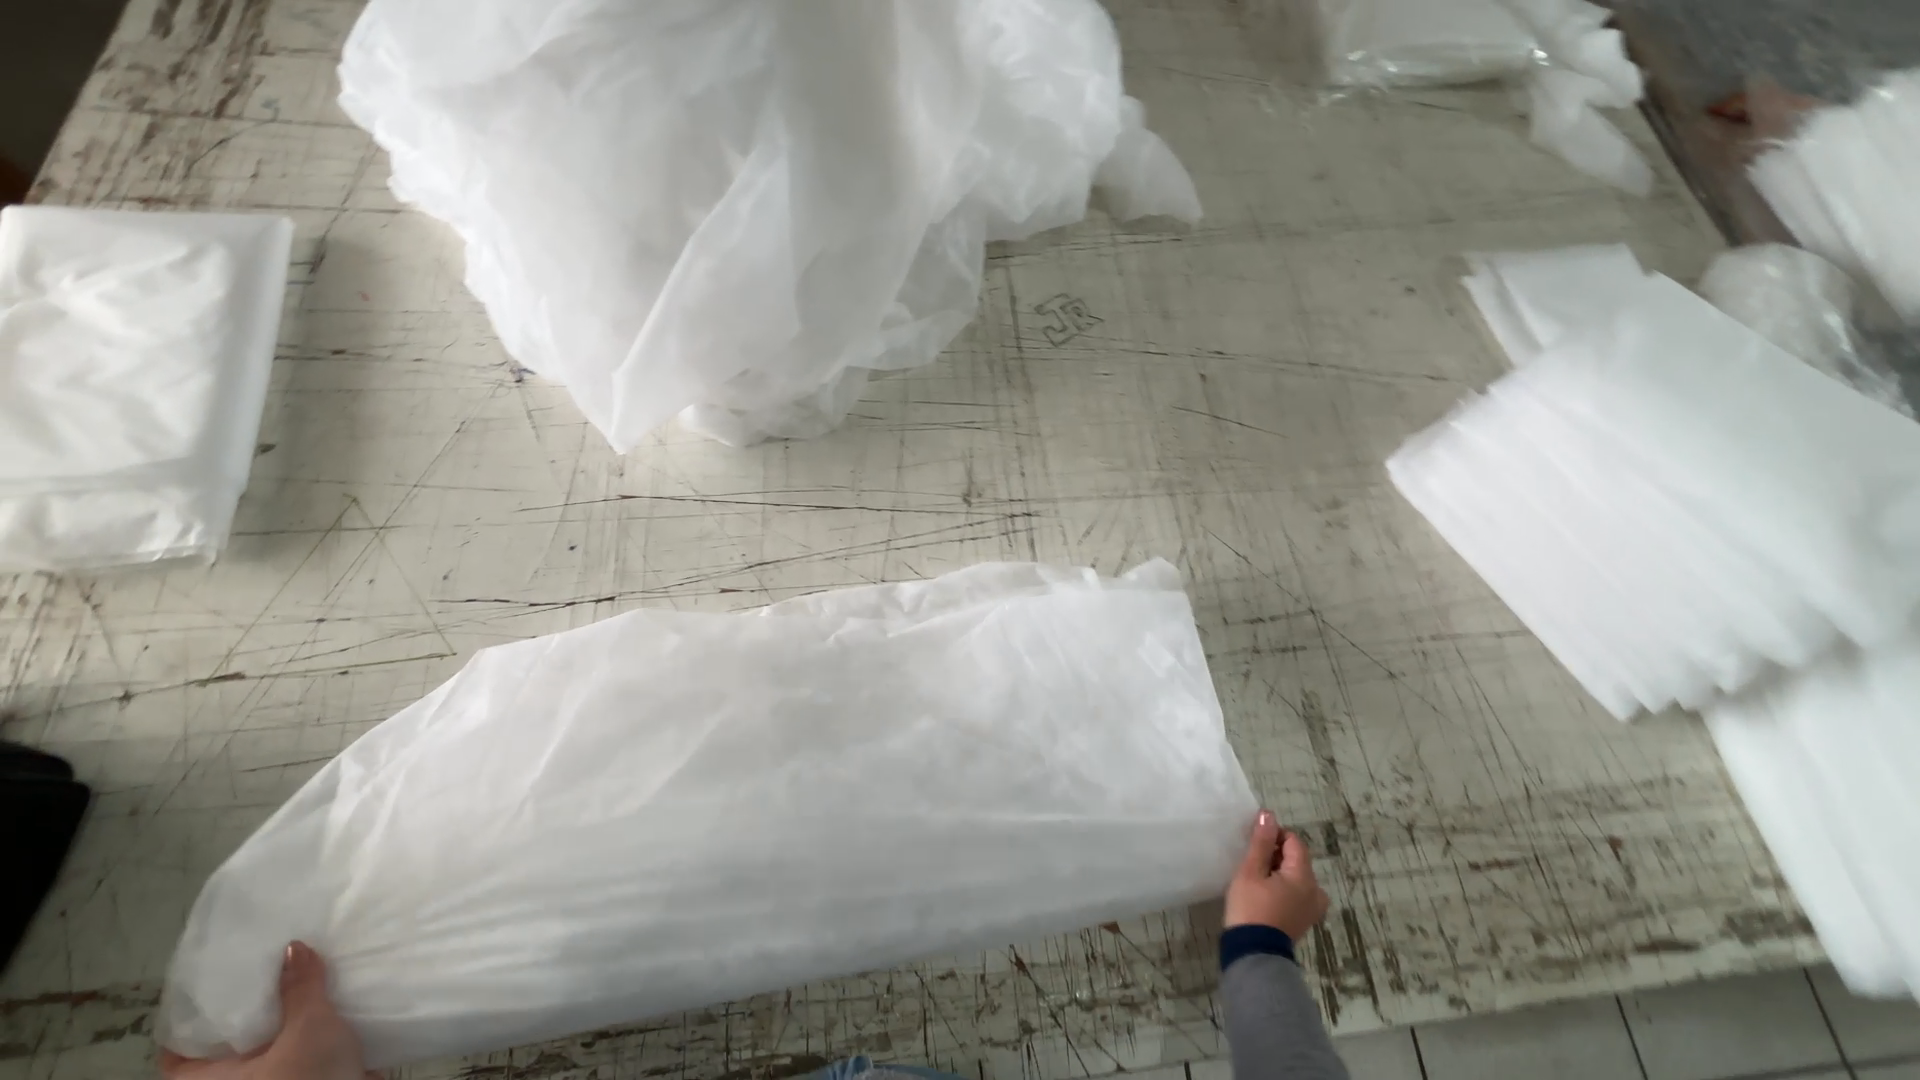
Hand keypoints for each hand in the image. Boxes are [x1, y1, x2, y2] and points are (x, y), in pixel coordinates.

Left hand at [160, 942, 377, 1079]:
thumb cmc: (308, 1078)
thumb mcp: (309, 1027)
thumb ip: (301, 988)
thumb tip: (293, 946)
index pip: (177, 1048)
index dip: (191, 1014)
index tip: (212, 979)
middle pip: (223, 1044)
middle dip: (245, 1010)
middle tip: (263, 968)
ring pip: (261, 1049)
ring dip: (279, 1021)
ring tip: (298, 980)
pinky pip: (289, 1055)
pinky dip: (301, 1035)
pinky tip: (324, 1008)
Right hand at [1224, 809, 1329, 939]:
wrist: (1254, 953)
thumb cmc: (1250, 908)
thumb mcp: (1250, 871)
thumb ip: (1261, 842)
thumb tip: (1268, 815)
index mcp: (1304, 876)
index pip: (1294, 842)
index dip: (1275, 835)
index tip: (1254, 842)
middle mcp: (1316, 890)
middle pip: (1298, 859)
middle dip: (1276, 854)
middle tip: (1252, 863)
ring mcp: (1314, 907)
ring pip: (1298, 876)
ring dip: (1280, 872)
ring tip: (1258, 880)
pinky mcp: (1306, 919)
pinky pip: (1299, 892)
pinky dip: (1285, 887)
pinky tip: (1267, 895)